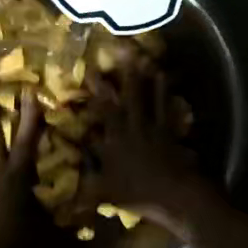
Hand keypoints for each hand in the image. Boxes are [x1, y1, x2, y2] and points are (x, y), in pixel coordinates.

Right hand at [89, 56, 211, 232]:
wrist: (176, 195)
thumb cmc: (138, 194)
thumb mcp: (105, 191)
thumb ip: (87, 183)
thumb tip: (71, 176)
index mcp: (116, 139)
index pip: (104, 109)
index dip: (97, 90)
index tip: (92, 71)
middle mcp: (135, 128)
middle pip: (132, 97)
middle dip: (128, 75)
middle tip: (127, 52)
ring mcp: (157, 130)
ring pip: (154, 100)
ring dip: (153, 83)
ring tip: (154, 65)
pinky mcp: (174, 136)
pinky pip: (171, 113)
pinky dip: (170, 101)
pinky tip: (173, 93)